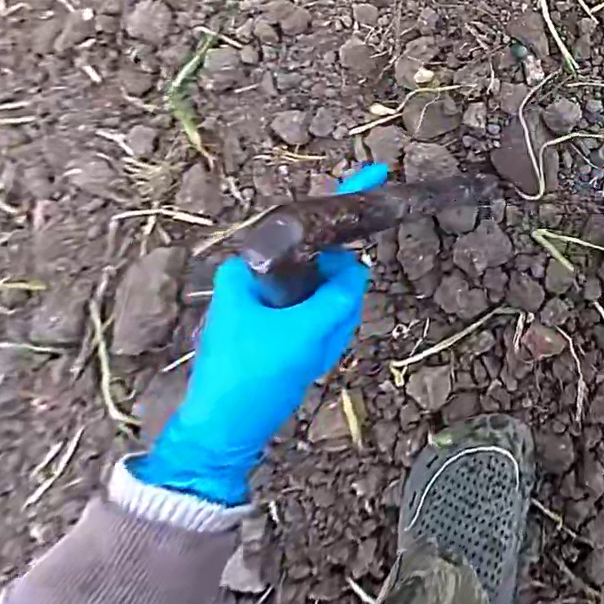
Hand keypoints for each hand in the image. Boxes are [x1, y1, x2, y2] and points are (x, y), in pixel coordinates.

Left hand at [131, 163, 386, 504]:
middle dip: (339, 297)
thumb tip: (356, 269)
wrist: (225, 431)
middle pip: (330, 264)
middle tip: (326, 329)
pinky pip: (324, 312)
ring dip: (334, 320)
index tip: (378, 173)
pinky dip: (327, 332)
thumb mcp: (309, 328)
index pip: (308, 222)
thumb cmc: (255, 373)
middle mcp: (261, 276)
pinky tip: (312, 355)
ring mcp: (272, 300)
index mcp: (253, 268)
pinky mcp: (281, 321)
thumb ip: (343, 290)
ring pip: (332, 291)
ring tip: (312, 350)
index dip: (347, 197)